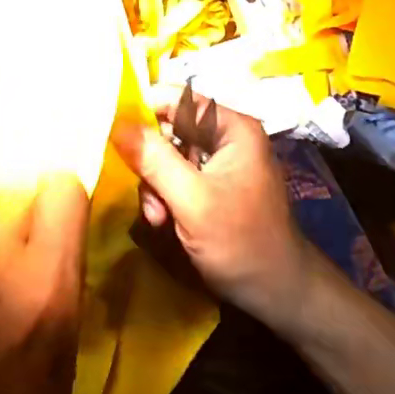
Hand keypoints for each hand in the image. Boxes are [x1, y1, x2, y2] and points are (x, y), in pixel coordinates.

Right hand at [120, 88, 317, 332]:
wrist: (279, 295)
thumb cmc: (242, 243)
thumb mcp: (192, 201)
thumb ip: (154, 160)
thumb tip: (116, 124)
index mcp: (231, 128)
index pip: (177, 98)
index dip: (144, 110)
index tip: (115, 134)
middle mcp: (225, 136)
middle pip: (168, 128)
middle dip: (150, 161)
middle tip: (147, 195)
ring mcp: (219, 162)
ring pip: (167, 155)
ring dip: (155, 185)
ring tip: (159, 218)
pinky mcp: (211, 186)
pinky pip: (175, 177)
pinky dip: (164, 197)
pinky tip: (165, 222)